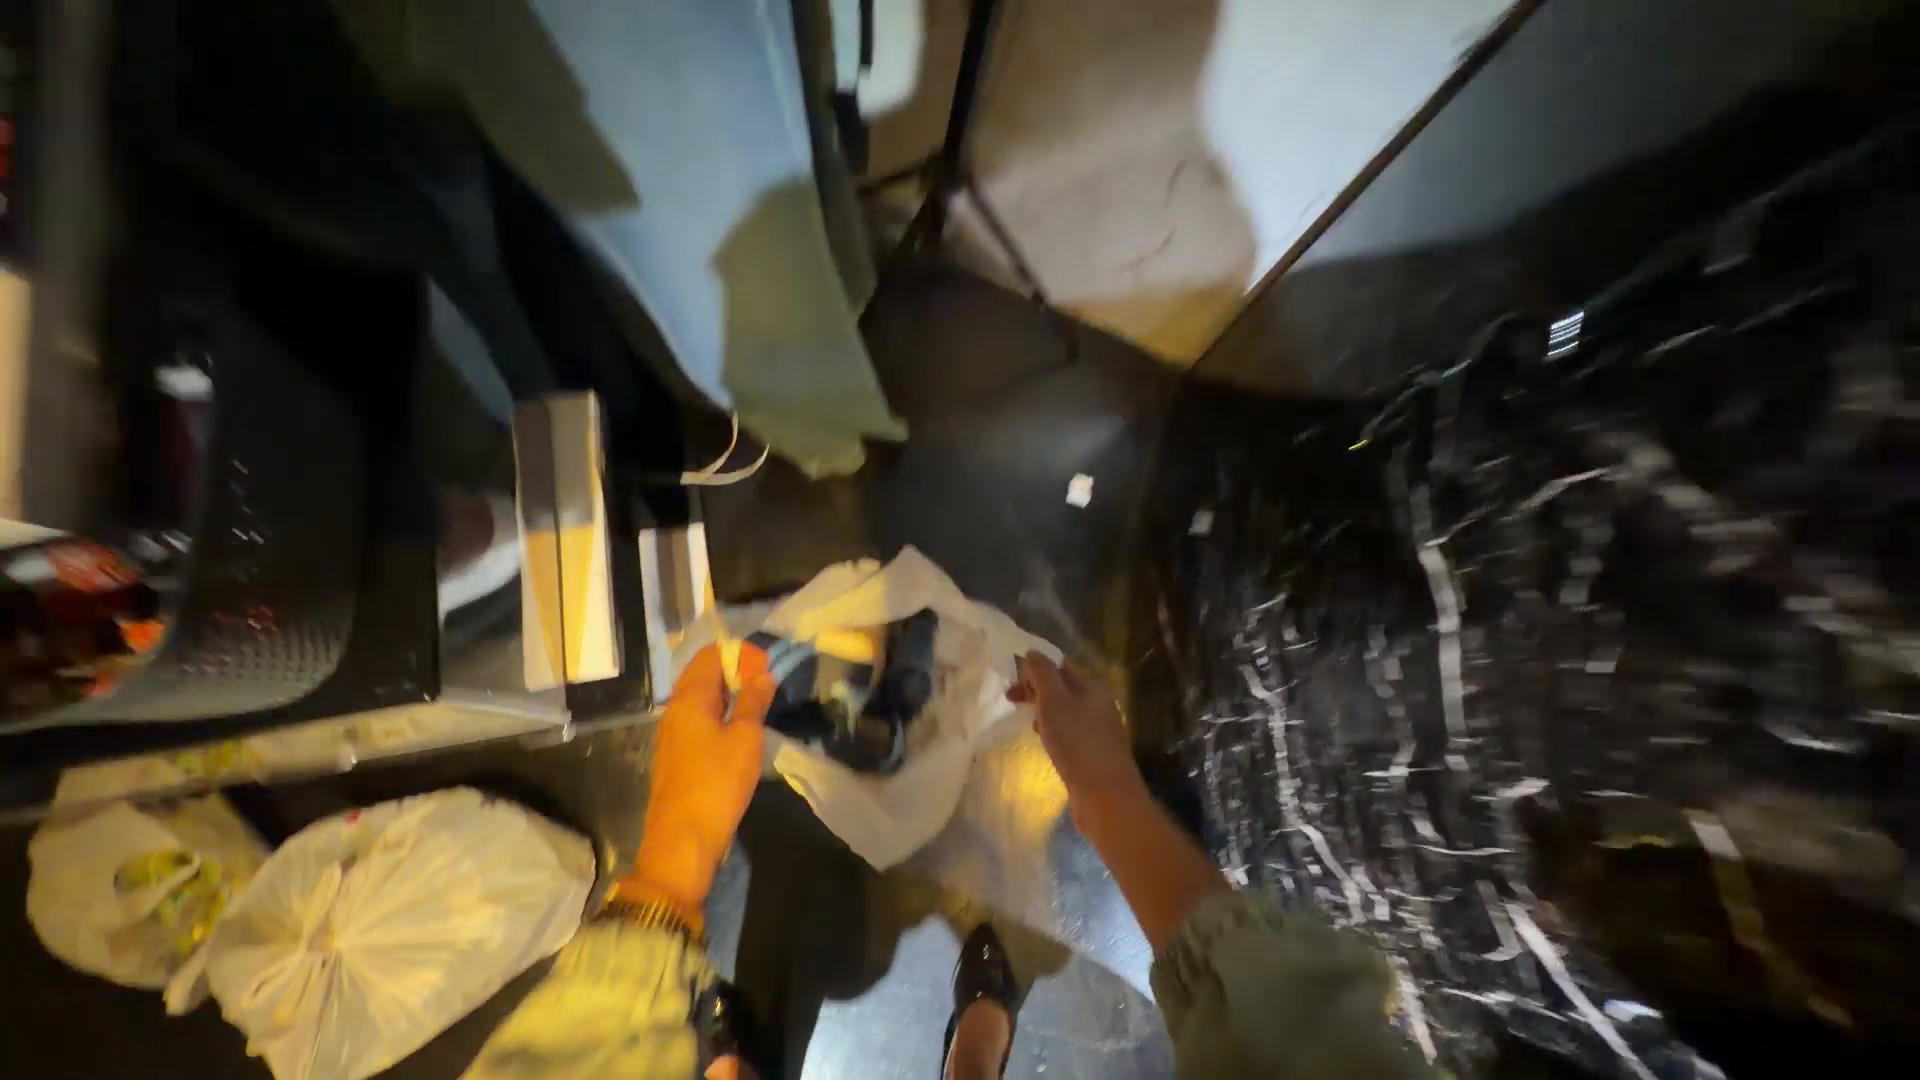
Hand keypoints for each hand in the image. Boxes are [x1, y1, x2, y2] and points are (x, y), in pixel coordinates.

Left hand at [621, 644, 776, 929]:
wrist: (683, 841)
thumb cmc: (717, 782)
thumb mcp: (745, 738)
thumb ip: (754, 701)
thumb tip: (763, 674)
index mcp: (689, 698)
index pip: (709, 655)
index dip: (739, 653)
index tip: (767, 665)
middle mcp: (675, 710)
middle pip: (702, 674)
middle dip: (735, 670)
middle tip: (767, 682)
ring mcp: (673, 734)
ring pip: (702, 699)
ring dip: (730, 694)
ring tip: (760, 703)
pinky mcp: (678, 756)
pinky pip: (700, 720)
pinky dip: (721, 714)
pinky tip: (742, 729)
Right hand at [1008, 651, 1141, 809]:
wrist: (1106, 796)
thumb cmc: (1077, 743)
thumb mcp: (1054, 702)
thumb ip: (1043, 674)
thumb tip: (1032, 652)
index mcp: (1092, 687)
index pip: (1062, 665)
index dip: (1037, 669)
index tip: (1014, 683)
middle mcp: (1098, 705)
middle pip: (1063, 687)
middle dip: (1037, 690)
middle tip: (1012, 701)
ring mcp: (1097, 730)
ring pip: (1065, 711)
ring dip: (1043, 711)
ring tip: (1027, 722)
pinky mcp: (1092, 753)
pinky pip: (1069, 733)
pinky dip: (1053, 732)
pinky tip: (1044, 742)